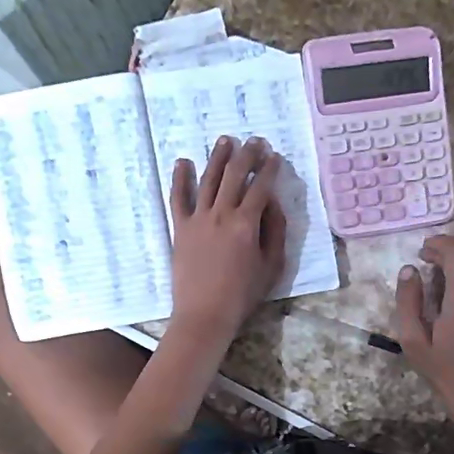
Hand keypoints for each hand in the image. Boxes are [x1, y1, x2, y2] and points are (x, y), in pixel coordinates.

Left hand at [168, 136, 286, 346]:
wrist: (205, 313)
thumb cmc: (243, 295)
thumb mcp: (272, 266)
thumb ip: (275, 232)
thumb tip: (273, 204)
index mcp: (247, 224)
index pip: (261, 187)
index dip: (269, 169)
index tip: (275, 156)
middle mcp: (221, 214)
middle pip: (235, 175)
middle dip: (247, 155)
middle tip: (255, 141)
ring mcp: (198, 219)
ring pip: (209, 179)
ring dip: (218, 157)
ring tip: (226, 140)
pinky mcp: (180, 228)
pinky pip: (178, 198)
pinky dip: (180, 178)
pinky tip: (183, 161)